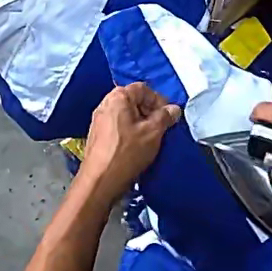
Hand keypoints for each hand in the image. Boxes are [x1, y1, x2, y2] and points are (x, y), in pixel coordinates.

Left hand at [80, 83, 181, 203]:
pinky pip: (119, 126)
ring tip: (153, 138)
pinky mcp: (97, 136)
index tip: (168, 115)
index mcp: (117, 98)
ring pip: (127, 115)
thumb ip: (165, 117)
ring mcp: (99, 121)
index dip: (159, 99)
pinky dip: (131, 132)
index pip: (142, 88)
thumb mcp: (153, 132)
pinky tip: (139, 146)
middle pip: (133, 100)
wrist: (100, 181)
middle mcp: (105, 105)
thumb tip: (173, 109)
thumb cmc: (127, 153)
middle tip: (163, 126)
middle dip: (150, 111)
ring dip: (142, 123)